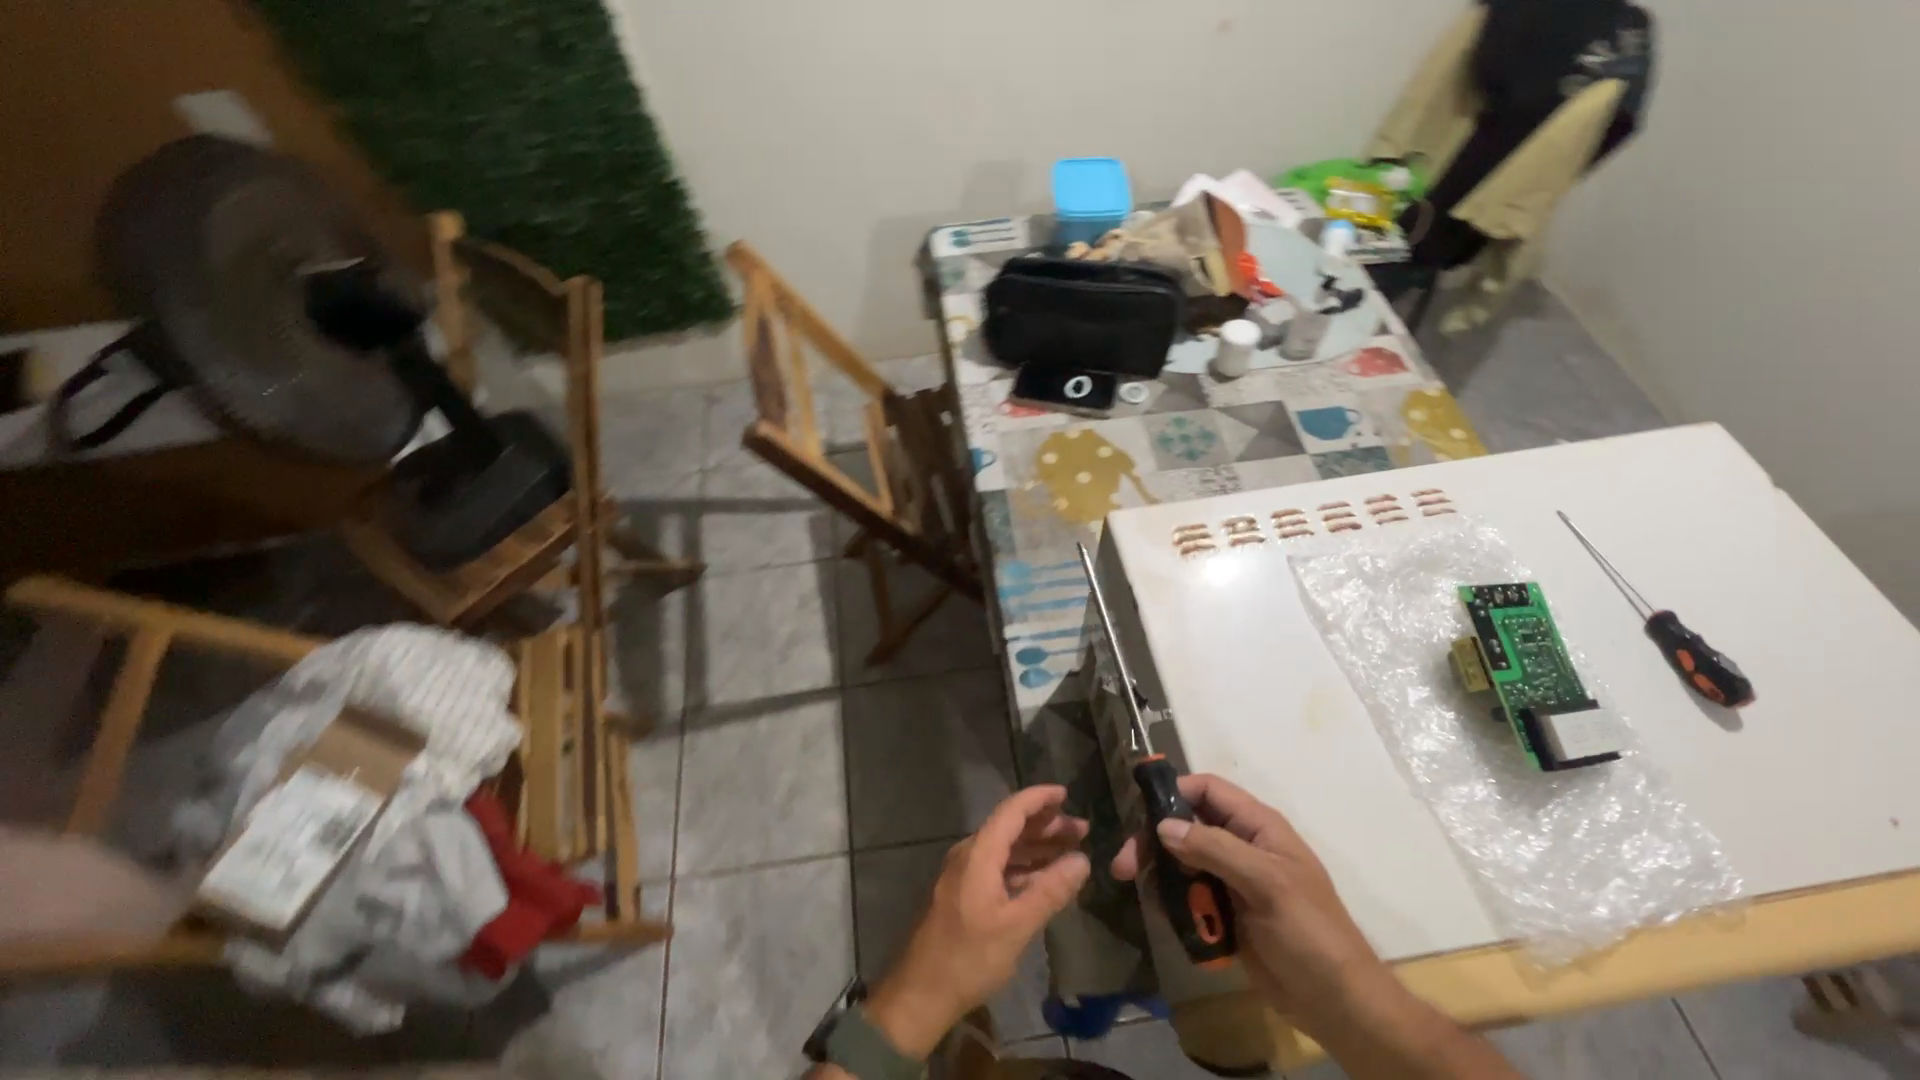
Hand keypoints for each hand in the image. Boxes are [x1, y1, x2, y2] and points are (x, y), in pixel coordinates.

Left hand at [865, 785, 1091, 1058]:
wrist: (921, 993)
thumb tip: (1082, 860)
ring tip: (1071, 851)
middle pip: (1010, 827)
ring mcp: (963, 875)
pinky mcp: (963, 895)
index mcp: (978, 854)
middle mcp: (969, 856)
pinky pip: (998, 867)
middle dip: (1046, 825)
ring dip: (1037, 847)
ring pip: (1005, 849)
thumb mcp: (1017, 926)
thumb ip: (1050, 891)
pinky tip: (1045, 879)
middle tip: (1082, 830)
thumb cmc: (969, 957)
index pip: (1012, 811)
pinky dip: (1023, 867)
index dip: (1039, 799)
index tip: (1067, 794)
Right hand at [1111, 773, 1393, 1032]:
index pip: (1207, 790)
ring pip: (1182, 862)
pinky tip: (1165, 916)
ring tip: (1140, 892)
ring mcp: (1232, 880)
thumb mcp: (1267, 883)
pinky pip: (1189, 895)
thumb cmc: (1309, 932)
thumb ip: (1215, 849)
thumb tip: (1163, 826)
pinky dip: (1173, 902)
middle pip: (1186, 826)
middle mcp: (1242, 846)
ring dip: (1161, 875)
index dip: (1173, 792)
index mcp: (1258, 827)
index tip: (1137, 811)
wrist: (1335, 1000)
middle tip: (1125, 865)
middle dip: (1153, 841)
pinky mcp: (1225, 912)